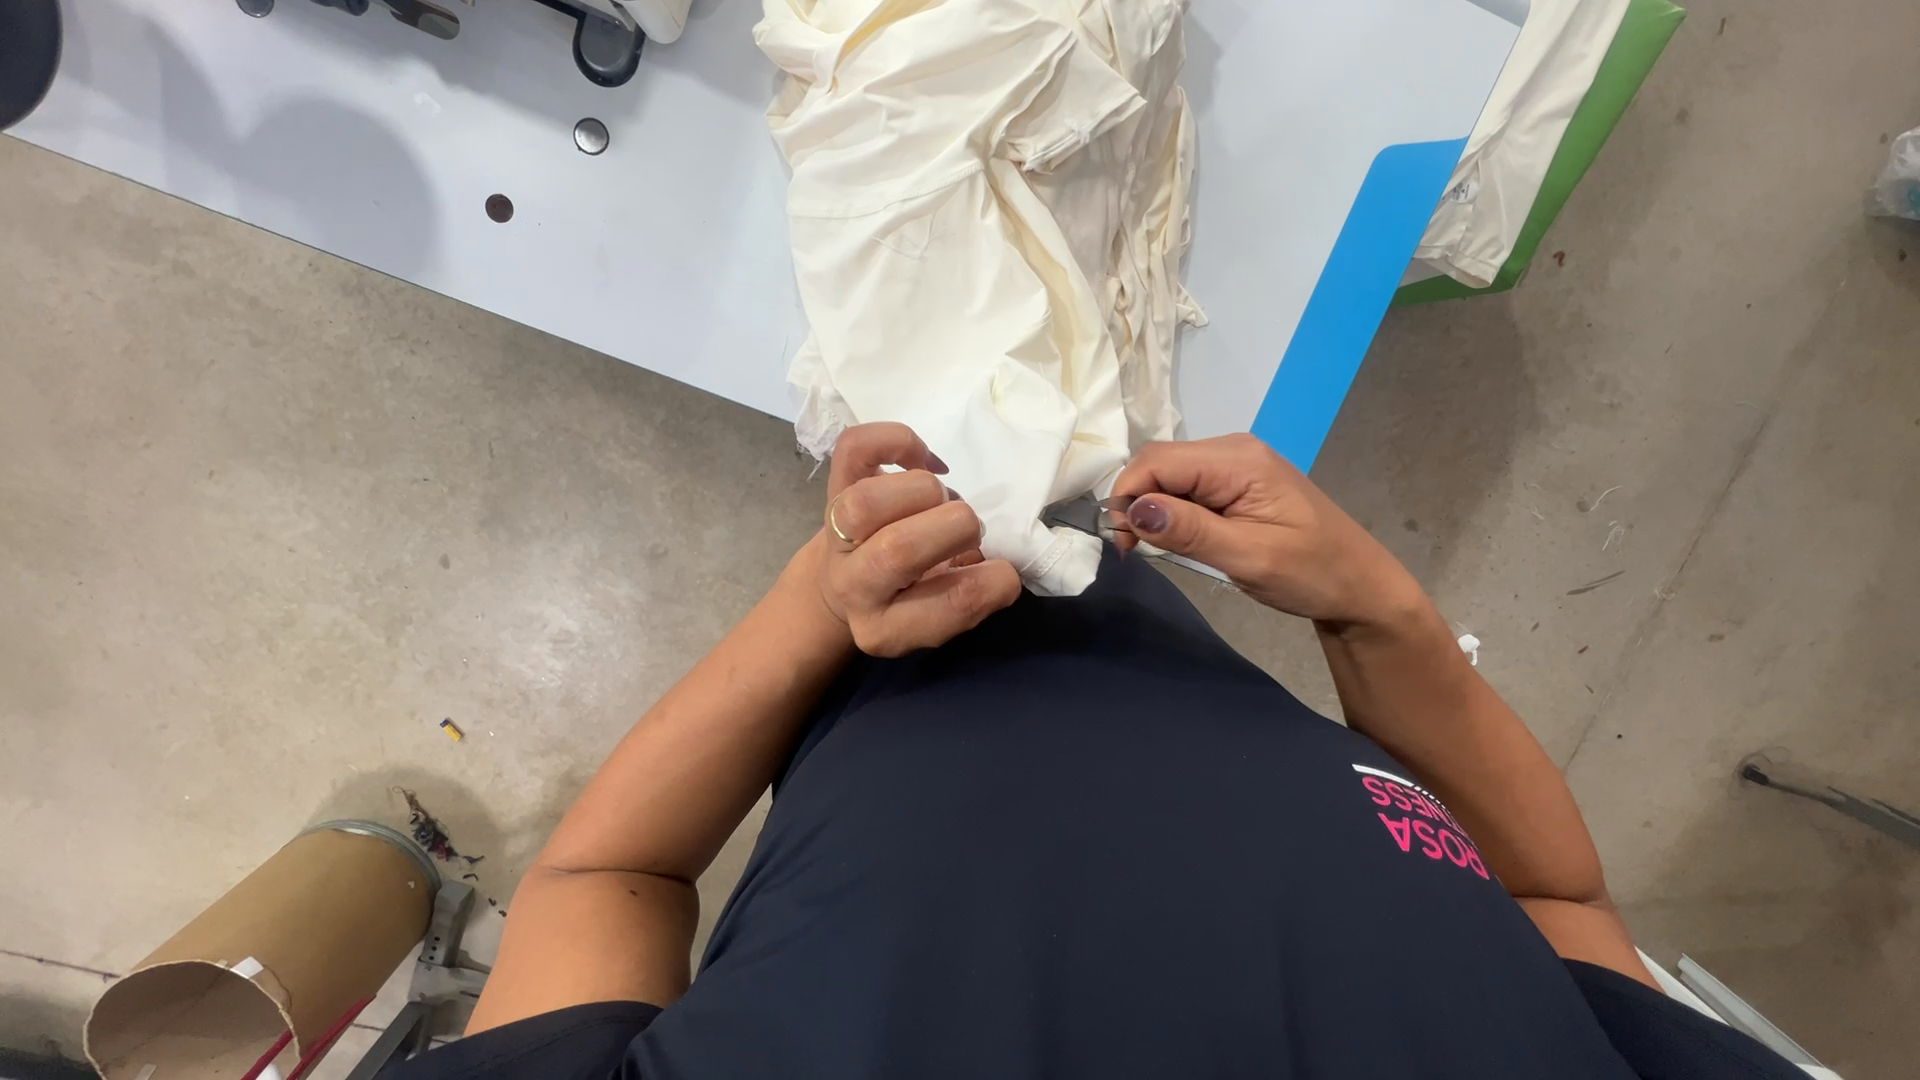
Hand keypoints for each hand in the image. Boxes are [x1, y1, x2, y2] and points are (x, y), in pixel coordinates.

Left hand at [810, 423, 1021, 656]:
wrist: (843, 584)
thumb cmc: (912, 594)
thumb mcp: (943, 613)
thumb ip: (974, 593)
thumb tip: (1000, 558)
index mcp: (888, 628)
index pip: (951, 604)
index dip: (993, 581)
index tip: (1004, 570)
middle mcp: (854, 586)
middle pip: (899, 550)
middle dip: (956, 526)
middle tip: (967, 529)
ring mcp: (836, 536)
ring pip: (868, 502)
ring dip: (924, 490)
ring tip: (939, 499)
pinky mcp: (833, 489)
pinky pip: (854, 449)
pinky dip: (897, 442)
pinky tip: (922, 461)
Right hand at [1110, 434, 1426, 629]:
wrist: (1361, 586)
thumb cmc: (1312, 574)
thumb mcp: (1249, 558)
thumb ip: (1190, 531)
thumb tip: (1133, 511)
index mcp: (1239, 461)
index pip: (1156, 462)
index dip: (1128, 498)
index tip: (1126, 546)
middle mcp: (1233, 449)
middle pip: (1158, 463)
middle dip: (1136, 503)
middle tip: (1136, 551)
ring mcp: (1235, 462)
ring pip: (1168, 474)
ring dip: (1152, 509)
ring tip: (1157, 547)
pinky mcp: (1235, 480)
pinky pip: (1186, 485)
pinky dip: (1170, 511)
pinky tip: (1178, 536)